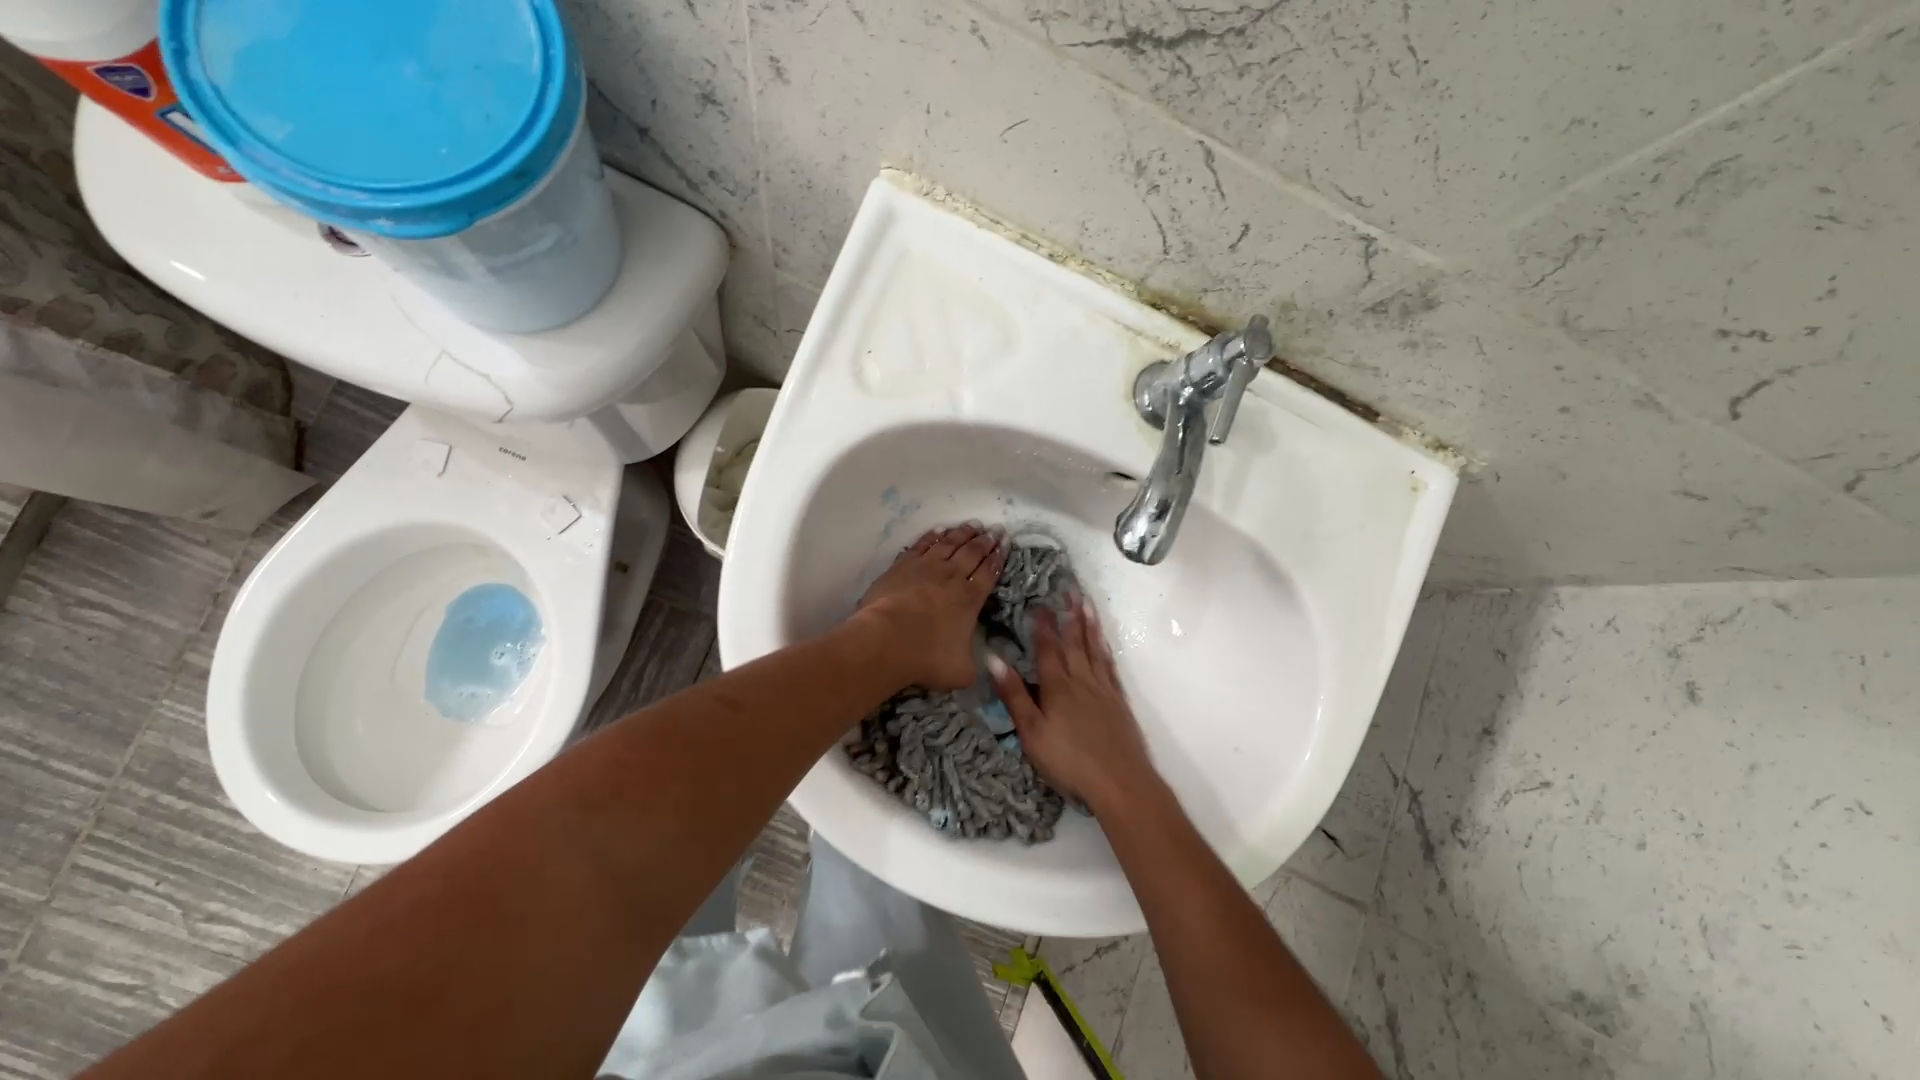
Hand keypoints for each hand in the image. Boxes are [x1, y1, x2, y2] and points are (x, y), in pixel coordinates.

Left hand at [856, 524, 1005, 690]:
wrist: (886, 640)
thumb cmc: (926, 657)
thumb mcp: (961, 672)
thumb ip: (971, 665)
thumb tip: (975, 665)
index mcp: (970, 600)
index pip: (989, 573)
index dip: (998, 558)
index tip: (1005, 543)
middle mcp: (951, 578)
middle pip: (972, 553)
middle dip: (985, 541)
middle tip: (994, 529)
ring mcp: (925, 568)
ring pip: (948, 544)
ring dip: (962, 533)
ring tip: (972, 525)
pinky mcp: (901, 566)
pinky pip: (921, 545)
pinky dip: (932, 536)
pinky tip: (938, 530)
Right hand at [987, 594, 1156, 810]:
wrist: (1120, 781)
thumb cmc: (1069, 761)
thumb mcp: (1032, 732)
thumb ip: (1014, 695)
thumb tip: (994, 659)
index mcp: (1057, 687)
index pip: (1047, 649)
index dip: (1042, 625)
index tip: (1038, 603)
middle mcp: (1081, 681)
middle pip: (1074, 642)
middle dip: (1069, 616)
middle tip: (1068, 590)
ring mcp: (1103, 690)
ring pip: (1094, 649)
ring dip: (1089, 625)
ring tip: (1087, 604)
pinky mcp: (1118, 702)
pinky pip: (1110, 666)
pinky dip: (1105, 650)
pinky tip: (1104, 644)